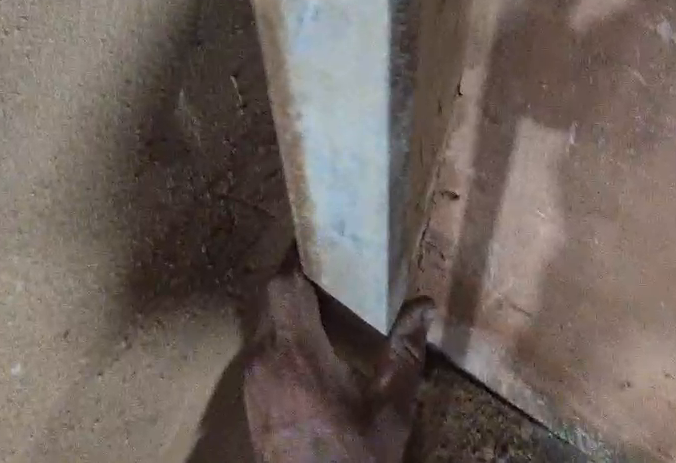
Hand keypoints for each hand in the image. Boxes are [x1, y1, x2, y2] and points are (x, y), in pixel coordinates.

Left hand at [243, 262, 434, 462]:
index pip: (285, 285)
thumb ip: (405, 353)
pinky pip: (262, 343)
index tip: (318, 235)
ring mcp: (252, 378)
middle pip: (272, 295)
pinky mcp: (250, 395)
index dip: (297, 255)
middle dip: (297, 274)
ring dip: (288, 302)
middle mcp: (266, 359)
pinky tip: (310, 336)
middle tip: (330, 261)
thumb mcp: (390, 410)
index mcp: (298, 354)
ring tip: (324, 293)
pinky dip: (282, 327)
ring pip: (265, 319)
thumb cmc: (354, 458)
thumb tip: (425, 306)